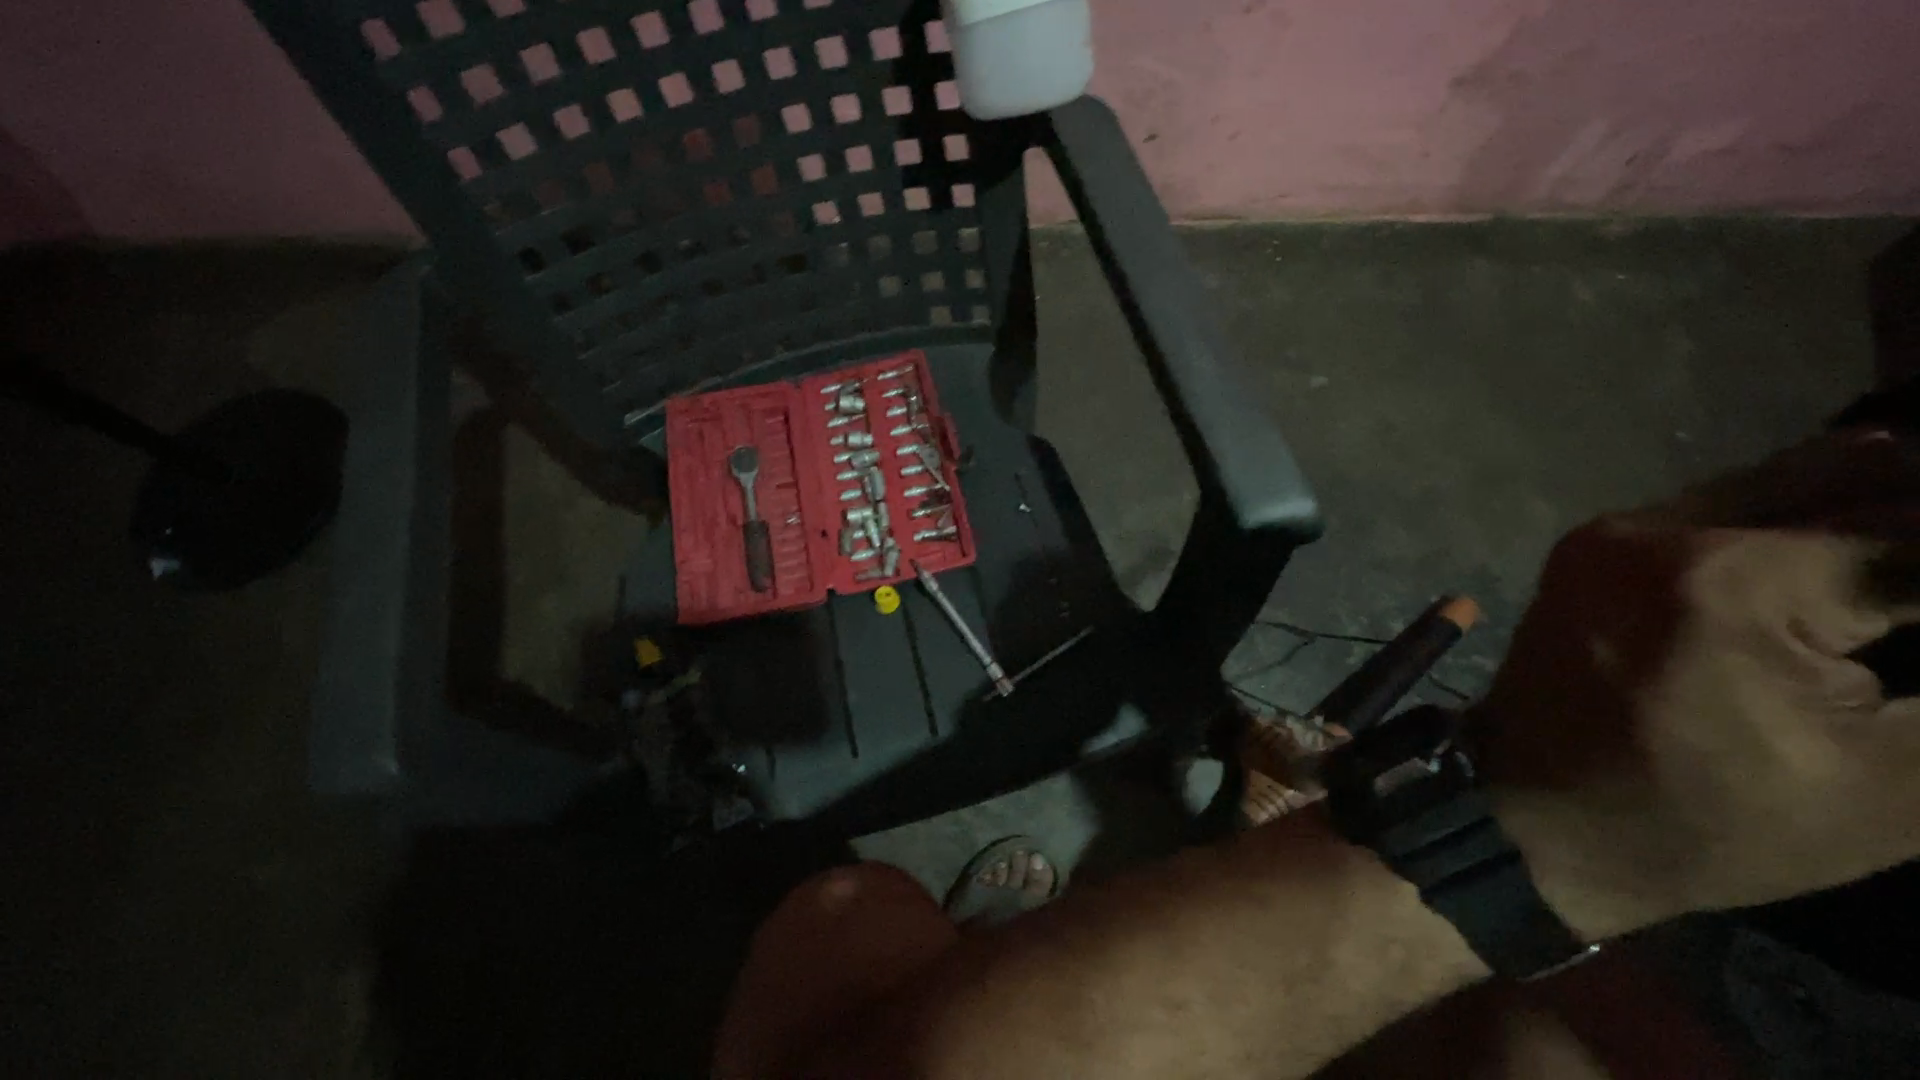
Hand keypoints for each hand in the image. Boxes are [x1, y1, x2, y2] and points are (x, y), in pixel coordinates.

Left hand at [1471, 429, 1919, 938]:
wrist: (1528, 814)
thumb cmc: (1696, 822)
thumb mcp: (1882, 787)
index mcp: (1729, 582)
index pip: (1912, 544)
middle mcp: (1659, 532)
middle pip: (1843, 487)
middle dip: (1913, 506)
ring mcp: (1613, 532)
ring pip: (1774, 485)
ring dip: (1867, 493)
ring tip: (1912, 503)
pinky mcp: (1591, 546)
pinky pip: (1714, 506)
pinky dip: (1790, 509)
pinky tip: (1855, 511)